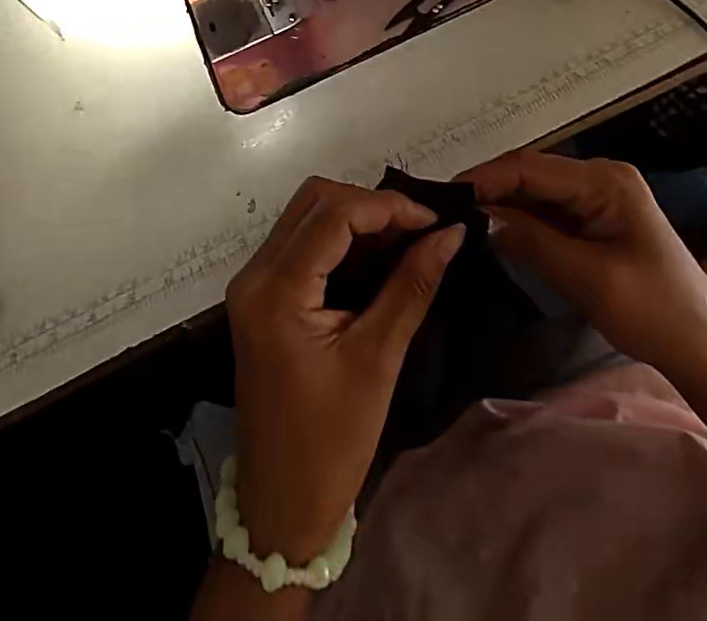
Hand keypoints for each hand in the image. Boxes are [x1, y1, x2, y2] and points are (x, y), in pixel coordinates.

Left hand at [225, 177, 465, 563]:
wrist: (281, 506)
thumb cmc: (330, 442)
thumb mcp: (378, 359)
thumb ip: (412, 285)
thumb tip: (452, 233)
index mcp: (275, 291)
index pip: (333, 214)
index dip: (389, 206)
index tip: (437, 221)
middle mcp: (254, 276)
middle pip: (314, 201)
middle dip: (373, 205)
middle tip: (422, 230)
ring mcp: (254, 287)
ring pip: (308, 217)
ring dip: (359, 218)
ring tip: (410, 240)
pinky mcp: (264, 299)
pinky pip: (305, 245)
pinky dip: (345, 239)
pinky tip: (381, 257)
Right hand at [455, 152, 706, 373]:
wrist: (701, 344)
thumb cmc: (653, 311)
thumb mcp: (588, 278)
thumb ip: (533, 241)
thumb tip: (482, 217)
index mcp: (605, 181)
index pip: (529, 168)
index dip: (483, 178)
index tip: (441, 198)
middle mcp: (600, 177)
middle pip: (530, 174)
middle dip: (488, 188)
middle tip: (442, 211)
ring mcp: (598, 197)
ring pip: (535, 192)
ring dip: (500, 204)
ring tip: (457, 219)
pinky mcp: (594, 219)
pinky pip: (548, 212)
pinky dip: (520, 220)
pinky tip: (492, 231)